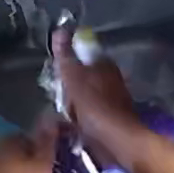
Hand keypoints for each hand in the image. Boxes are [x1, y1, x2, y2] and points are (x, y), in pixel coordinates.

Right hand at [53, 27, 146, 159]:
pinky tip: (72, 126)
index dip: (66, 63)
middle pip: (82, 77)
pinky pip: (88, 114)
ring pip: (84, 97)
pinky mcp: (110, 119)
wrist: (118, 142)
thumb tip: (59, 30)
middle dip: (68, 86)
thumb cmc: (95, 107)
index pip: (81, 55)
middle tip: (57, 96)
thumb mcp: (74, 78)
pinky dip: (79, 119)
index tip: (55, 73)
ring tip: (62, 114)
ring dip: (72, 105)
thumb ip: (65, 57)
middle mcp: (110, 79)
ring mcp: (111, 100)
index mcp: (104, 64)